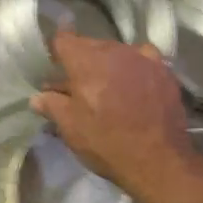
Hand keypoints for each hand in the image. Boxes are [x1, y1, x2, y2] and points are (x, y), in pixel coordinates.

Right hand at [32, 30, 199, 196]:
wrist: (159, 162)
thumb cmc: (107, 143)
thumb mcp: (71, 128)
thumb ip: (52, 105)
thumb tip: (38, 97)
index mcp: (86, 60)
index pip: (62, 39)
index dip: (55, 51)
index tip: (53, 66)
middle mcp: (114, 50)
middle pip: (90, 44)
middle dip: (81, 61)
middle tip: (77, 85)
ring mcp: (142, 57)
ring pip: (117, 51)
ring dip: (108, 63)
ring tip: (108, 87)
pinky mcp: (164, 70)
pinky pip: (142, 58)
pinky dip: (135, 67)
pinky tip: (136, 82)